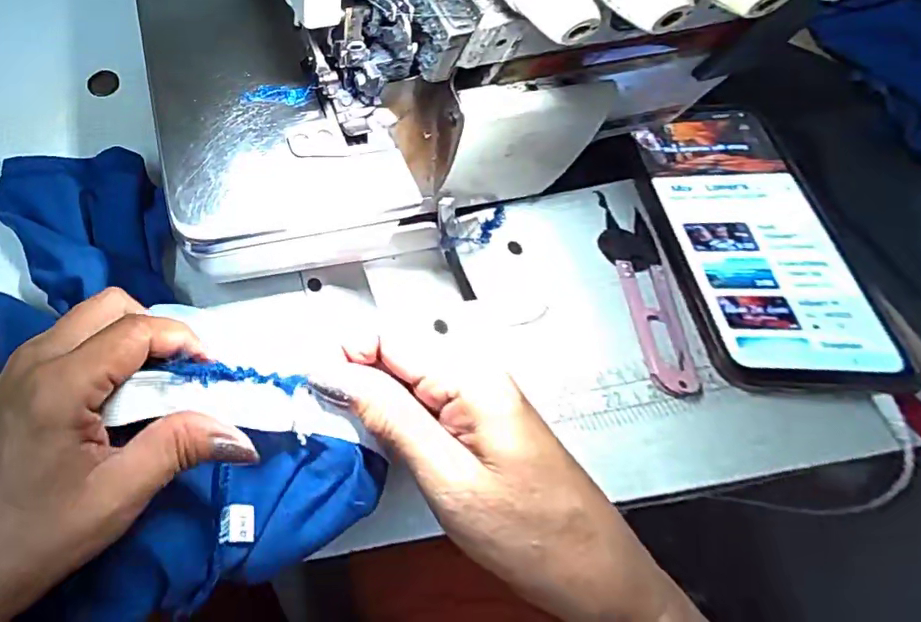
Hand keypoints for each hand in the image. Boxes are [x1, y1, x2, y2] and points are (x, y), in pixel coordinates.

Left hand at [0, 289, 259, 621]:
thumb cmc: (37, 537)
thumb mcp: (115, 498)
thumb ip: (176, 449)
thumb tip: (239, 435)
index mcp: (60, 380)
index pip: (134, 329)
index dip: (181, 339)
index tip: (212, 370)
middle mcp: (37, 353)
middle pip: (110, 304)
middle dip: (154, 328)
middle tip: (180, 375)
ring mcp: (20, 360)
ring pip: (88, 316)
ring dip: (127, 336)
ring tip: (151, 386)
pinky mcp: (14, 374)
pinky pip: (69, 335)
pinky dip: (102, 347)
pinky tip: (111, 394)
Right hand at [314, 330, 701, 621]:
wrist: (602, 584)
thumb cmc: (542, 540)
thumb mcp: (448, 480)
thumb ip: (388, 416)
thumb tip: (338, 374)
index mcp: (471, 377)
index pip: (384, 338)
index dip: (344, 360)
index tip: (319, 387)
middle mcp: (476, 374)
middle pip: (391, 354)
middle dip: (359, 383)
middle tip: (343, 423)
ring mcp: (478, 393)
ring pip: (402, 377)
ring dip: (377, 402)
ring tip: (376, 443)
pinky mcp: (477, 413)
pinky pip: (421, 398)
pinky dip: (398, 417)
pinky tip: (400, 447)